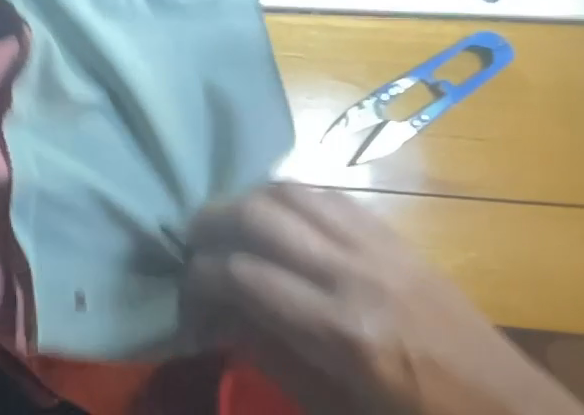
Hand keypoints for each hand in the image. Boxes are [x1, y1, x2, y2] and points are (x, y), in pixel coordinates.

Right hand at [184, 183, 583, 414]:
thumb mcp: (334, 408)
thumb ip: (268, 352)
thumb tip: (215, 313)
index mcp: (341, 331)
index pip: (237, 274)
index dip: (196, 278)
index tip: (185, 293)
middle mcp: (354, 276)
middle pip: (256, 215)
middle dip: (209, 223)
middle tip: (193, 246)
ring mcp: (380, 249)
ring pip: (288, 190)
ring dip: (245, 200)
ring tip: (230, 225)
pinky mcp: (398, 239)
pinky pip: (328, 194)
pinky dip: (288, 197)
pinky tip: (279, 219)